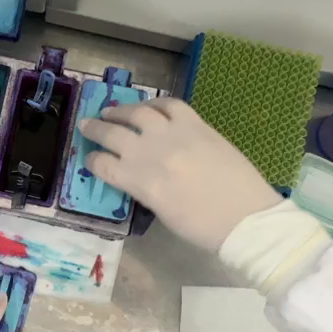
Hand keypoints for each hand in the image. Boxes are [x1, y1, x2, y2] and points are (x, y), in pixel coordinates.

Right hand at [80, 97, 281, 252]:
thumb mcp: (162, 213)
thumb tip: (134, 174)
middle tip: (86, 125)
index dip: (92, 160)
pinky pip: (170, 105)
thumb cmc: (203, 227)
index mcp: (140, 182)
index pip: (103, 165)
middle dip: (94, 129)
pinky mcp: (197, 124)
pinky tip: (150, 107)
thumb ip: (143, 189)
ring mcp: (174, 134)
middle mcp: (151, 153)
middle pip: (112, 134)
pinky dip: (156, 104)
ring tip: (111, 111)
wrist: (247, 218)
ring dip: (120, 110)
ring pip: (138, 112)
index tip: (90, 158)